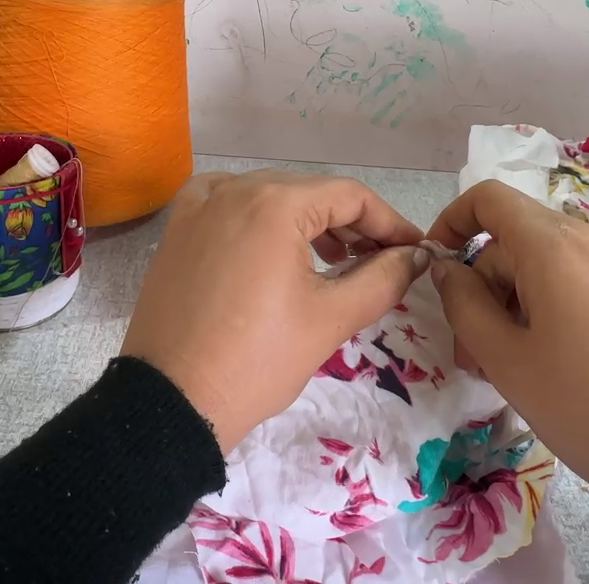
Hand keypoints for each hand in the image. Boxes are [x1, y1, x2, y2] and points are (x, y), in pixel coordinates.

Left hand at [122, 170, 431, 452]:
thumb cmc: (258, 360)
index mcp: (275, 203)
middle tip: (380, 261)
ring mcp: (201, 204)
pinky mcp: (178, 226)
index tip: (414, 252)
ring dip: (307, 221)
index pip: (350, 196)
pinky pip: (226, 200)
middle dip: (351, 224)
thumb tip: (416, 256)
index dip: (390, 223)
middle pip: (310, 193)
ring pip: (270, 195)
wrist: (173, 400)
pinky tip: (268, 239)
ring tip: (334, 260)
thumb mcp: (330, 319)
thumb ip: (382, 278)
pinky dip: (255, 213)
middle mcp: (235, 189)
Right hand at [426, 180, 588, 540]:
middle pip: (522, 241)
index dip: (453, 221)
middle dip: (489, 287)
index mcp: (555, 245)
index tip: (439, 266)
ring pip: (559, 266)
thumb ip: (464, 305)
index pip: (489, 198)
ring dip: (526, 303)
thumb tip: (449, 268)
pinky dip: (567, 309)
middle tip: (480, 355)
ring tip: (526, 369)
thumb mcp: (509, 364)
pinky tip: (576, 367)